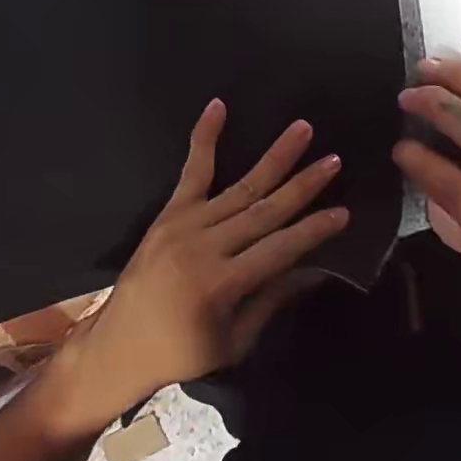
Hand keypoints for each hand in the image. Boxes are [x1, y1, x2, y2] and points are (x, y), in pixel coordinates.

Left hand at [47, 100, 347, 429]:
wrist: (116, 346)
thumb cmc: (181, 352)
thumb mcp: (234, 341)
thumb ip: (272, 300)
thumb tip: (315, 269)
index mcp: (221, 284)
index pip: (280, 249)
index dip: (314, 231)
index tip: (344, 212)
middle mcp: (204, 247)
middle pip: (265, 210)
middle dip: (304, 185)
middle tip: (334, 160)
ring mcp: (183, 225)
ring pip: (240, 186)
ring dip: (275, 157)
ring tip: (302, 129)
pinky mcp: (168, 214)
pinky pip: (191, 171)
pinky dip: (204, 138)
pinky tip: (218, 107)